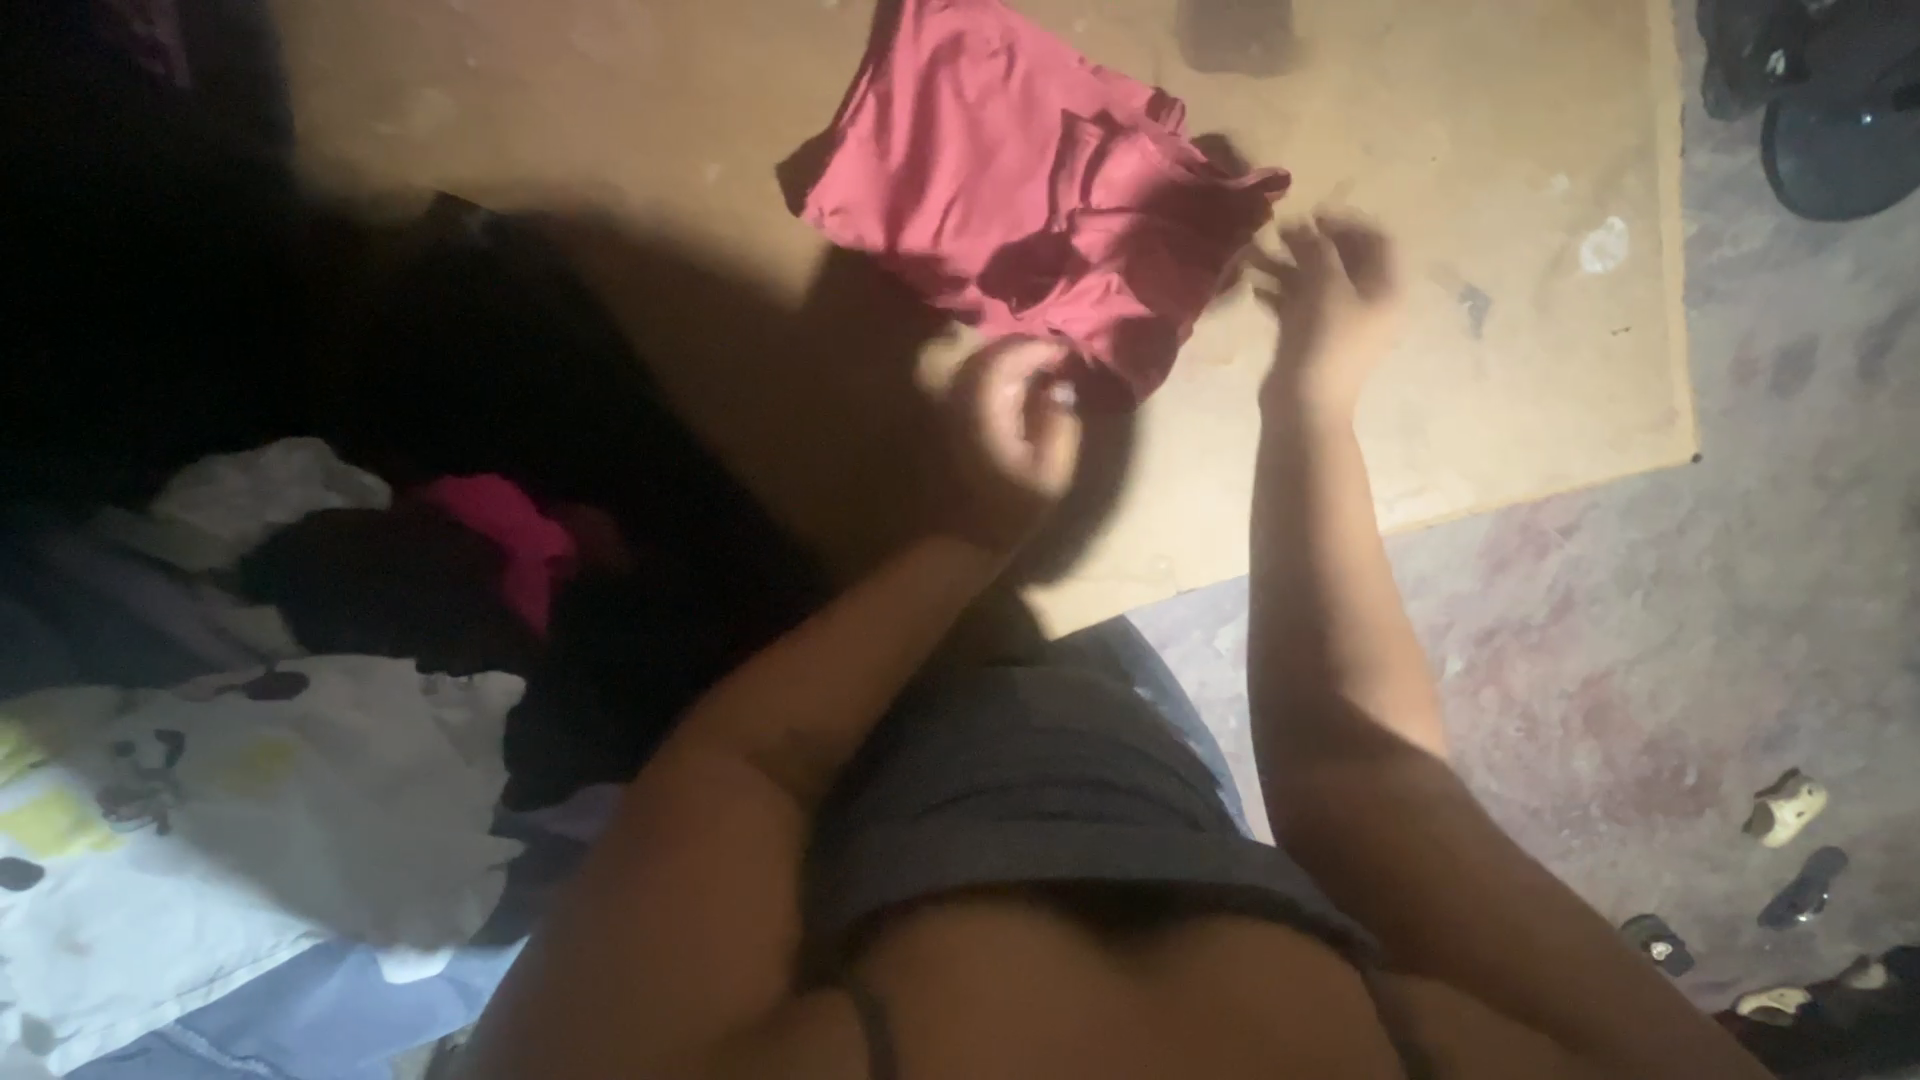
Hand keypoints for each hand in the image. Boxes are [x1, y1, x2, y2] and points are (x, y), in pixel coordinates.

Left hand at [934, 337, 1082, 555]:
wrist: (961, 541)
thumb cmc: (1011, 512)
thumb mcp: (1051, 473)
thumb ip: (1059, 422)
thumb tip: (1059, 386)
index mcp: (985, 406)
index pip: (1010, 355)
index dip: (1041, 348)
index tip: (1067, 355)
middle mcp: (955, 396)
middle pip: (985, 349)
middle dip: (1020, 347)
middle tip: (1050, 358)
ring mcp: (940, 406)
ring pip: (967, 360)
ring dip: (1000, 358)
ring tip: (1030, 370)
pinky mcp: (936, 418)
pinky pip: (959, 380)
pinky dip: (984, 375)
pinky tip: (1006, 390)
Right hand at [1251, 212, 1403, 419]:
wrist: (1305, 405)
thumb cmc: (1325, 344)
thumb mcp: (1327, 289)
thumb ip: (1318, 252)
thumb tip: (1304, 225)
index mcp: (1385, 289)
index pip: (1375, 241)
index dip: (1346, 223)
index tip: (1313, 215)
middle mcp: (1365, 301)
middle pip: (1341, 260)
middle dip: (1309, 243)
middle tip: (1278, 231)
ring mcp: (1335, 320)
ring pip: (1313, 281)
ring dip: (1285, 266)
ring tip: (1254, 255)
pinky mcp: (1309, 336)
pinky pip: (1296, 304)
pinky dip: (1277, 291)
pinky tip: (1254, 285)